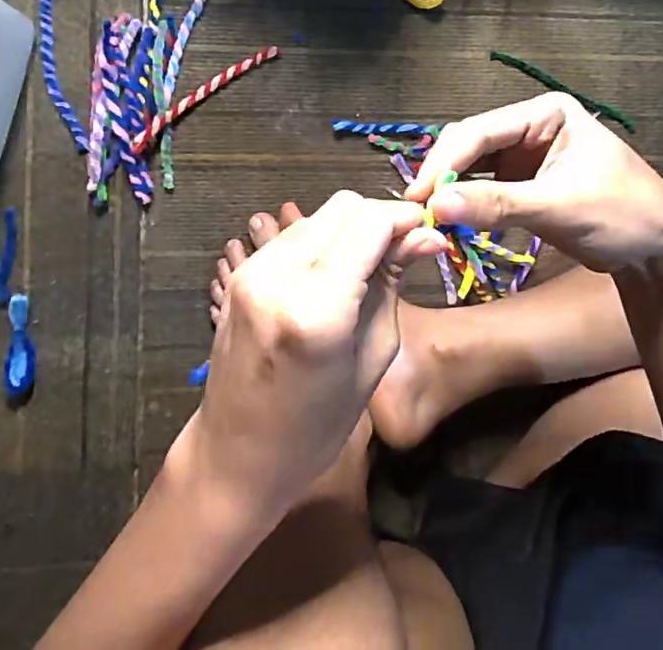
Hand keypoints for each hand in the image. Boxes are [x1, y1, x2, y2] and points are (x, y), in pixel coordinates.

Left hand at [192, 190, 444, 511]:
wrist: (235, 454)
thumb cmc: (317, 426)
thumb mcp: (373, 355)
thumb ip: (393, 282)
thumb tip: (427, 236)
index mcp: (317, 309)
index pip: (368, 224)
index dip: (403, 219)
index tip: (424, 232)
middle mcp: (278, 276)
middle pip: (342, 208)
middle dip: (379, 218)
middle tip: (402, 247)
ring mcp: (251, 271)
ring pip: (317, 216)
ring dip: (351, 227)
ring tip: (371, 261)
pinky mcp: (241, 274)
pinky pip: (292, 236)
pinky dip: (324, 240)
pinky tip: (337, 270)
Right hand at [406, 92, 662, 273]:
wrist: (657, 251)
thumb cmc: (623, 215)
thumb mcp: (560, 206)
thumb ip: (498, 204)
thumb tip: (436, 206)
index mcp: (546, 113)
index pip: (482, 130)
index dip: (446, 162)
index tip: (419, 196)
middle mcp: (530, 126)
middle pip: (471, 144)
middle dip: (444, 175)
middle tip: (417, 209)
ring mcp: (524, 155)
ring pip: (471, 166)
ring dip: (450, 190)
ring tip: (427, 216)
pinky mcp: (521, 182)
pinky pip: (482, 188)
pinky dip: (465, 203)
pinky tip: (448, 219)